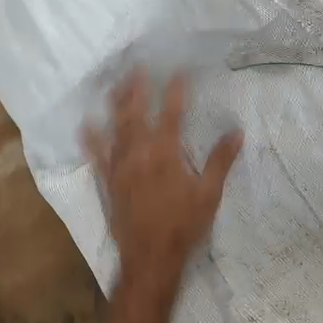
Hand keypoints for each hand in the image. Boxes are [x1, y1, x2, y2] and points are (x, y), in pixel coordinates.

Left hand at [82, 67, 243, 286]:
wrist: (149, 259)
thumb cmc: (183, 226)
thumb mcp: (209, 194)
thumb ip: (220, 160)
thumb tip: (237, 131)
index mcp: (166, 153)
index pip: (171, 113)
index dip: (175, 88)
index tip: (178, 68)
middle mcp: (139, 154)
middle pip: (136, 112)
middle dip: (137, 86)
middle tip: (136, 63)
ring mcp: (119, 167)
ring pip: (115, 128)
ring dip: (114, 103)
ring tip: (113, 81)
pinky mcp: (107, 182)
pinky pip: (96, 156)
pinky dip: (90, 138)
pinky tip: (84, 123)